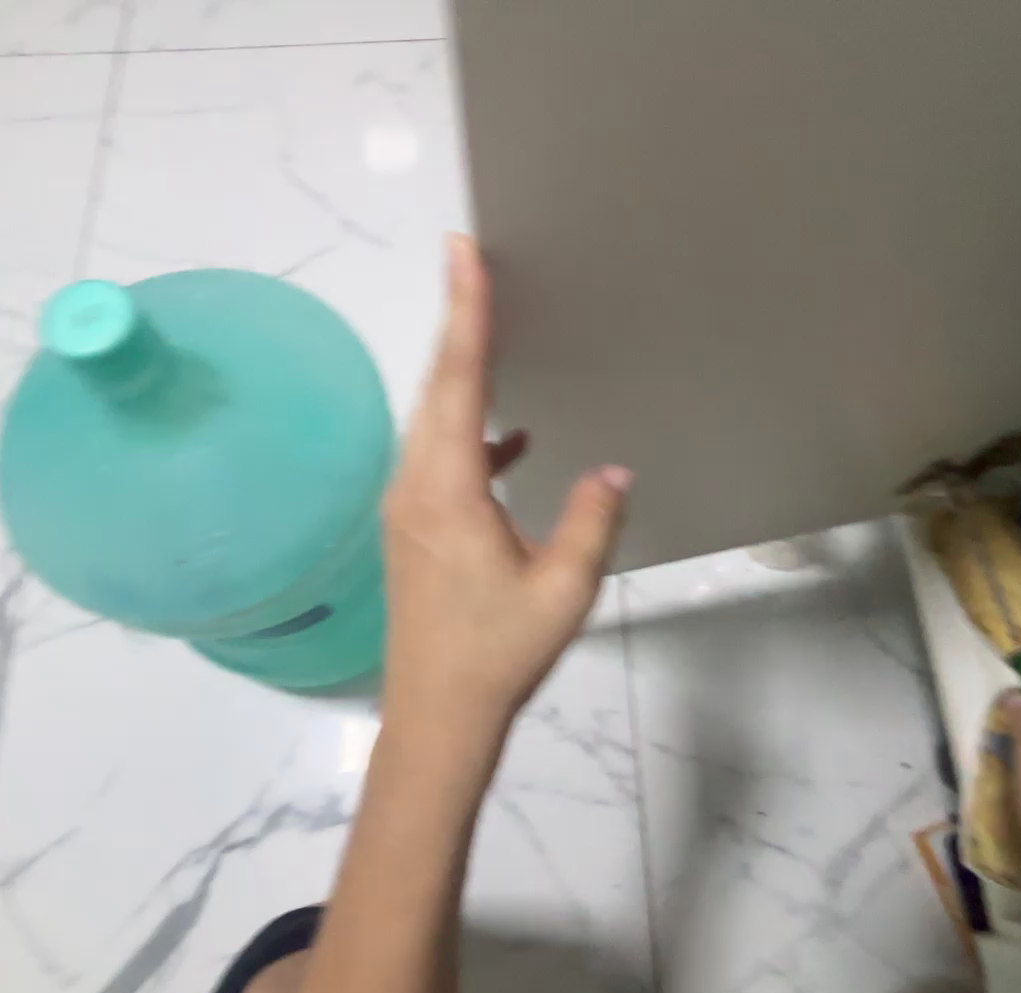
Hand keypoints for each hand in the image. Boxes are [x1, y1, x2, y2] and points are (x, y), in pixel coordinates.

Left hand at [381, 235, 631, 759]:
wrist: (437, 714)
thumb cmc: (498, 653)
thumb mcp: (562, 589)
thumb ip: (590, 520)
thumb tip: (614, 469)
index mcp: (448, 491)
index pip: (458, 382)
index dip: (464, 313)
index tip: (461, 251)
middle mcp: (415, 486)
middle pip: (436, 388)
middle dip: (458, 323)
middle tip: (474, 264)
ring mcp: (407, 507)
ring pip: (434, 421)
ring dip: (463, 376)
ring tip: (495, 335)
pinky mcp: (413, 527)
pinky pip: (440, 458)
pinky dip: (472, 435)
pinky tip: (512, 440)